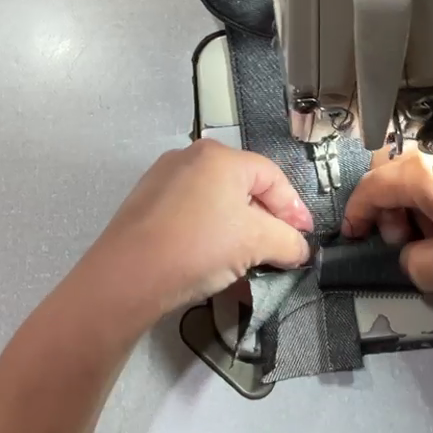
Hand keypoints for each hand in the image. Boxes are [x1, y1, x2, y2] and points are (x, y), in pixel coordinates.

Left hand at [64, 140, 314, 333]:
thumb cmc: (198, 247)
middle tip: (281, 247)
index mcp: (220, 156)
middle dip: (266, 218)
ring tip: (249, 258)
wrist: (127, 276)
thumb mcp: (255, 243)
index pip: (271, 177)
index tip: (306, 238)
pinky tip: (214, 260)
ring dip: (238, 228)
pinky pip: (191, 213)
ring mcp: (163, 179)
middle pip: (243, 186)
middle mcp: (190, 157)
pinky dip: (210, 232)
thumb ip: (287, 241)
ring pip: (215, 201)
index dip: (294, 208)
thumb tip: (299, 247)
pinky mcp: (145, 204)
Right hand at [341, 141, 432, 291]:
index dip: (356, 216)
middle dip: (391, 209)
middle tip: (410, 244)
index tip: (354, 237)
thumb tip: (414, 257)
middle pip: (394, 173)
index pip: (369, 189)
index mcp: (419, 172)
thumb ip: (421, 267)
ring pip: (427, 172)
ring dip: (422, 204)